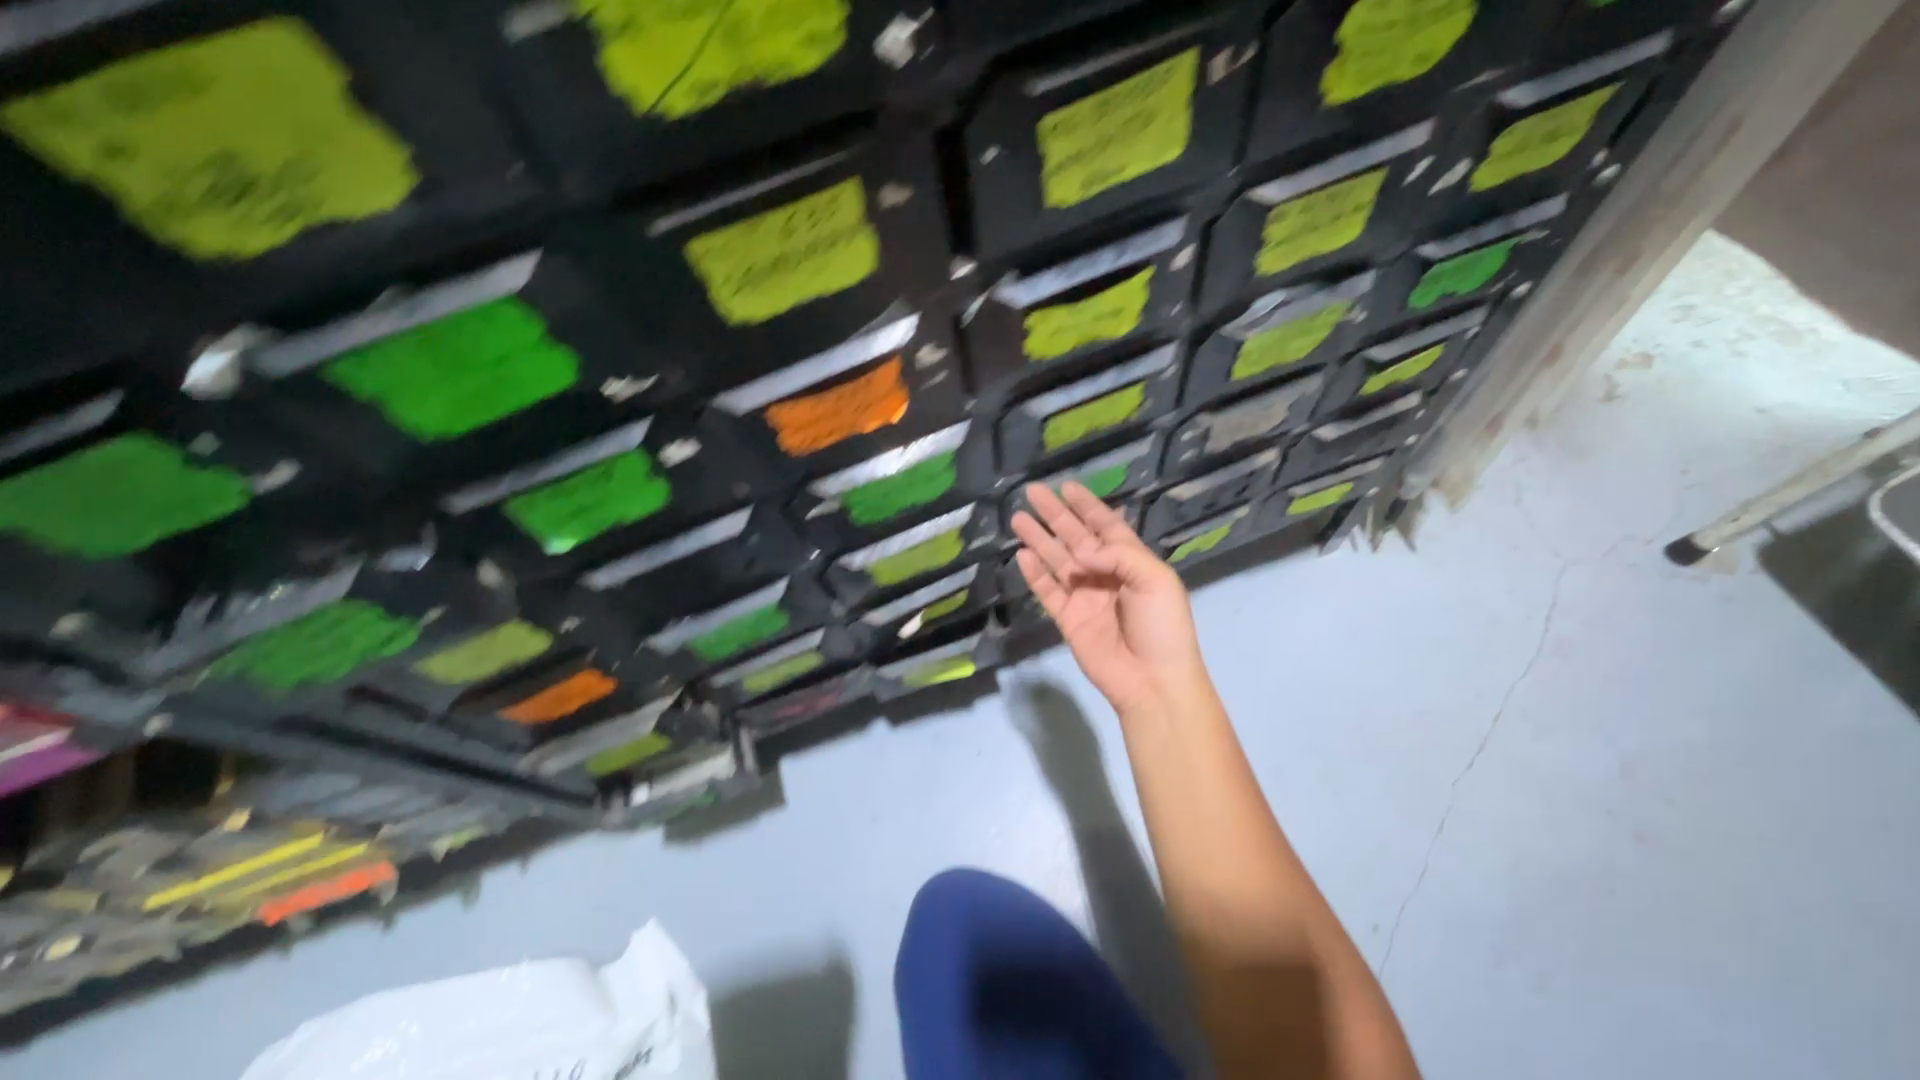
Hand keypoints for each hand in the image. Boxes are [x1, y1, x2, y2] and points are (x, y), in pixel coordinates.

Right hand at [1011, 483, 1209, 715]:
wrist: (1153, 680)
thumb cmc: (1163, 626)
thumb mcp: (1156, 579)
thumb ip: (1118, 555)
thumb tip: (1079, 553)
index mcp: (1132, 561)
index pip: (1106, 525)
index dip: (1087, 506)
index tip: (1067, 487)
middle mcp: (1105, 575)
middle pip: (1075, 537)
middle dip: (1055, 515)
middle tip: (1032, 493)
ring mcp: (1085, 597)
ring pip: (1057, 561)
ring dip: (1039, 539)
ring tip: (1018, 518)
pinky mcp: (1069, 620)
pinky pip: (1047, 592)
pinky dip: (1034, 574)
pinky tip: (1021, 555)